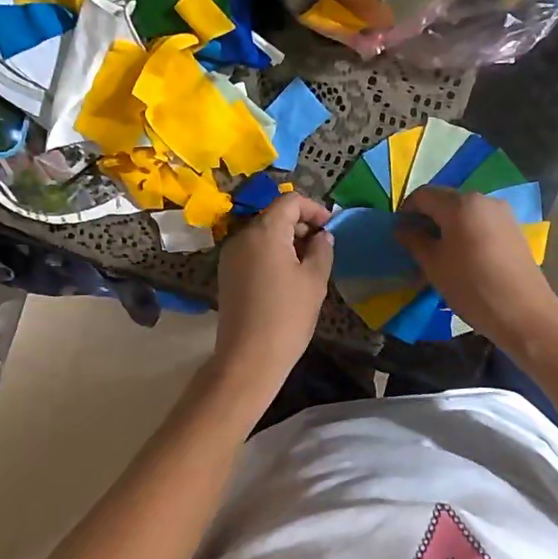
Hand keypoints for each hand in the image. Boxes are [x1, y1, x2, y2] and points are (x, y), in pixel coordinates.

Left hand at [214, 193, 334, 384]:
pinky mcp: (226, 273)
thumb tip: (322, 236)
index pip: (289, 201)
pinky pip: (252, 251)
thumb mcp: (314, 280)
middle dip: (300, 224)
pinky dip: (271, 253)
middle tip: (323, 246)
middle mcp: (242, 236)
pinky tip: (287, 276)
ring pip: (262, 234)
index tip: (331, 226)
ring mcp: (230, 255)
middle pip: (273, 215)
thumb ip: (321, 250)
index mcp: (264, 231)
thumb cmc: (287, 316)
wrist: (248, 356)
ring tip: (309, 263)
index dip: (313, 208)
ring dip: (286, 240)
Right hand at [395, 185, 557, 351]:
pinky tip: (462, 257)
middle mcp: (483, 200)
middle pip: (445, 200)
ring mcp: (502, 214)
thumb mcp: (432, 263)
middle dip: (426, 217)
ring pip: (464, 212)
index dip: (406, 210)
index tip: (399, 233)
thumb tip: (402, 228)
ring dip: (446, 226)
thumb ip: (413, 240)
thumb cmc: (470, 285)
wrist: (523, 313)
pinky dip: (465, 232)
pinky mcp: (513, 230)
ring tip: (438, 253)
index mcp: (460, 204)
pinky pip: (480, 223)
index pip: (423, 195)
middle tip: (416, 244)